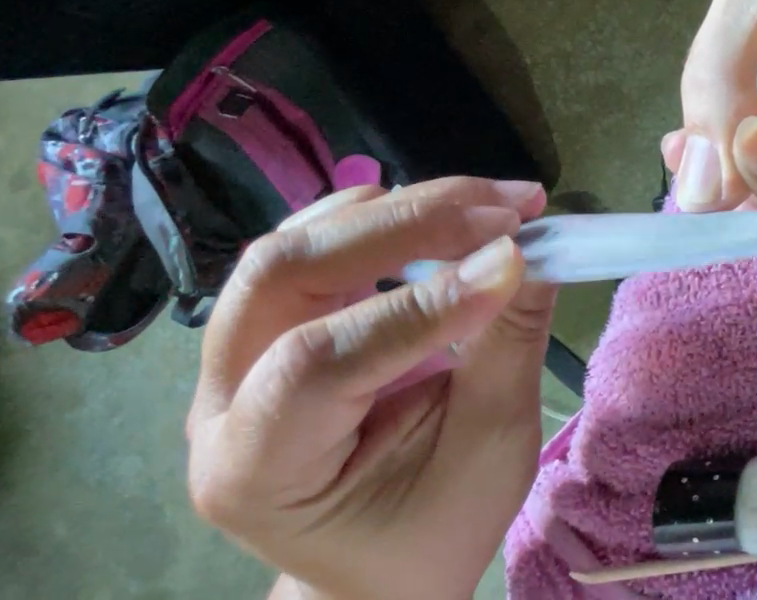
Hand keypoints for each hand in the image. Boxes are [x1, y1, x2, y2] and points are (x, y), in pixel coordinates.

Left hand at [185, 178, 554, 599]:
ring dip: (408, 206)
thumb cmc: (436, 522)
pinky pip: (321, 241)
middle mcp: (221, 400)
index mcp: (257, 467)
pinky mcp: (280, 321)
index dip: (420, 305)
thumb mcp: (490, 446)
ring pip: (300, 240)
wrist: (385, 554)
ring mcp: (238, 354)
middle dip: (410, 224)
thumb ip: (507, 344)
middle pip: (287, 272)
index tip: (518, 262)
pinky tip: (456, 213)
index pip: (316, 363)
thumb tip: (535, 252)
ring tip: (500, 203)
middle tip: (513, 211)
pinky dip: (394, 212)